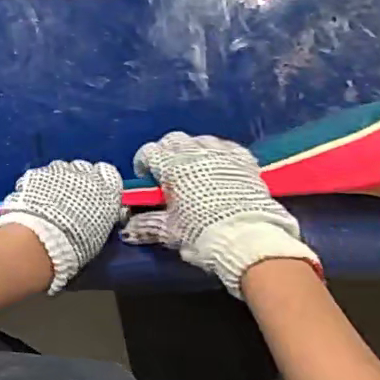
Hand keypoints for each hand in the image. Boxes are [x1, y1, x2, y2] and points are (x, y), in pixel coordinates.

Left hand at [0, 160, 125, 293]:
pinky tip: (32, 197)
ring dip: (56, 179)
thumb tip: (96, 209)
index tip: (94, 190)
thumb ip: (100, 212)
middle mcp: (83, 174)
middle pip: (82, 168)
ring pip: (59, 168)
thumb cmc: (78, 241)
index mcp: (106, 189)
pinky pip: (39, 175)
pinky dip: (37, 183)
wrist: (44, 236)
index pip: (107, 173)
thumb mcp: (99, 228)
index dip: (100, 181)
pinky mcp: (35, 173)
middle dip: (76, 178)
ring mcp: (57, 171)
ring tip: (49, 196)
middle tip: (69, 195)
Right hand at [120, 132, 319, 296]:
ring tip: (195, 168)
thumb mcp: (169, 231)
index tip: (147, 180)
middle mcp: (194, 154)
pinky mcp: (246, 162)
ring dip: (194, 150)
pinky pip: (229, 148)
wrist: (250, 239)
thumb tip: (128, 229)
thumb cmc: (202, 232)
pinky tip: (221, 167)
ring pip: (201, 140)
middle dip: (167, 152)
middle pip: (173, 140)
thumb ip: (146, 225)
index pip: (148, 152)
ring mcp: (222, 156)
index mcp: (169, 166)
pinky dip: (221, 154)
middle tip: (168, 172)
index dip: (143, 164)